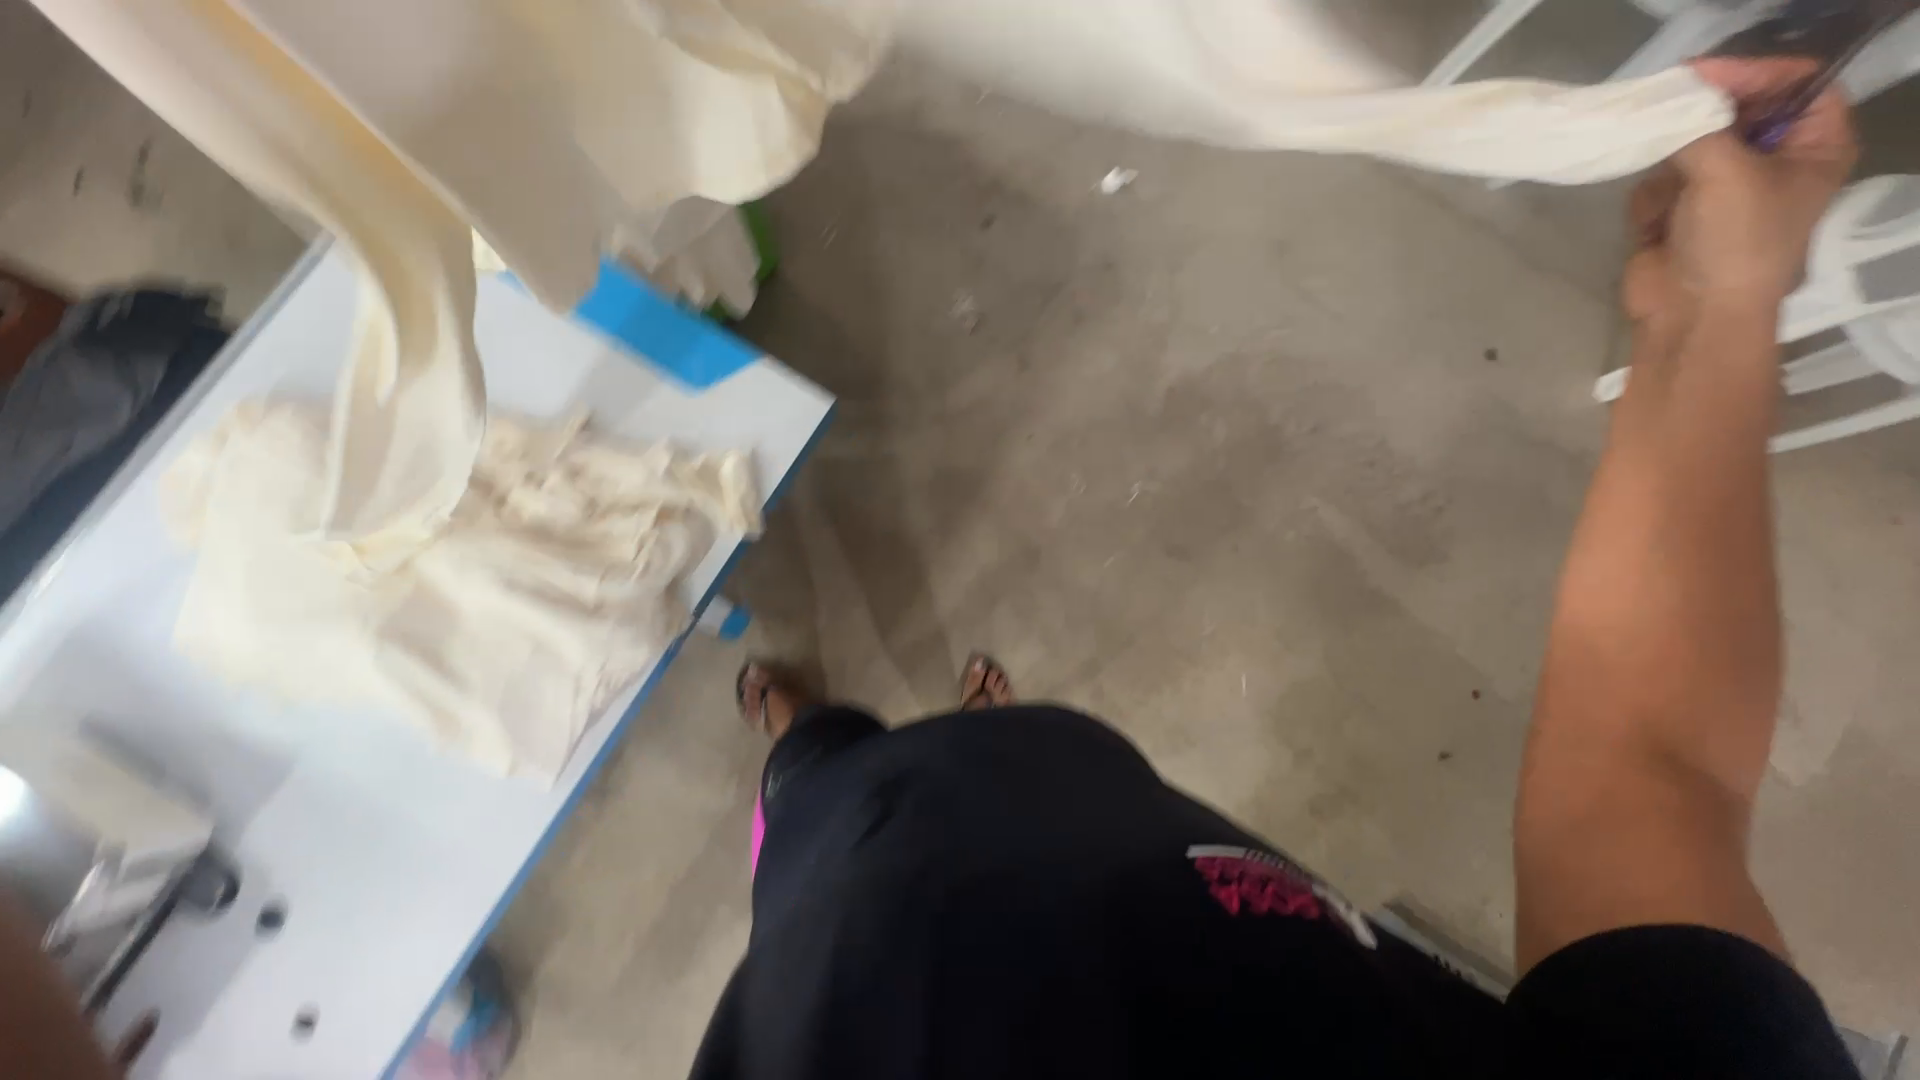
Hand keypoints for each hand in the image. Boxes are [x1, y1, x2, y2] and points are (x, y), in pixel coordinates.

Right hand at [1624, 57, 1857, 326]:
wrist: (1692, 313)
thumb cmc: (1733, 242)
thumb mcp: (1725, 173)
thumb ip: (1698, 128)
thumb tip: (1665, 105)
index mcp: (1815, 144)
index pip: (1794, 83)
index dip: (1750, 73)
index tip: (1698, 75)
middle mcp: (1772, 161)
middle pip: (1735, 113)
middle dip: (1698, 122)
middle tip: (1664, 111)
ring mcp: (1721, 189)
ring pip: (1686, 148)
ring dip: (1668, 169)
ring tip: (1667, 196)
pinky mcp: (1678, 214)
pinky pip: (1657, 185)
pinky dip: (1649, 200)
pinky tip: (1654, 225)